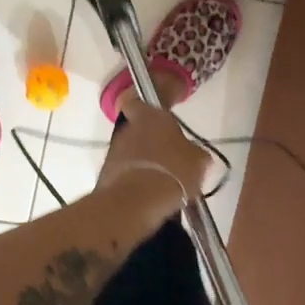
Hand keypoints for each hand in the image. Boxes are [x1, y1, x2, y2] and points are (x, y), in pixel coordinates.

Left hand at [96, 99, 218, 204]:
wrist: (137, 201)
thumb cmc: (173, 171)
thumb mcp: (197, 162)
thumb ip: (195, 153)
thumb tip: (195, 154)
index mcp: (150, 117)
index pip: (138, 102)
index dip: (145, 109)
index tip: (157, 119)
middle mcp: (128, 129)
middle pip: (137, 130)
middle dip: (150, 142)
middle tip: (168, 157)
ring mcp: (114, 151)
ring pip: (130, 152)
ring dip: (142, 162)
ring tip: (161, 181)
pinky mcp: (106, 173)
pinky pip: (124, 172)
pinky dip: (134, 180)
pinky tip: (150, 194)